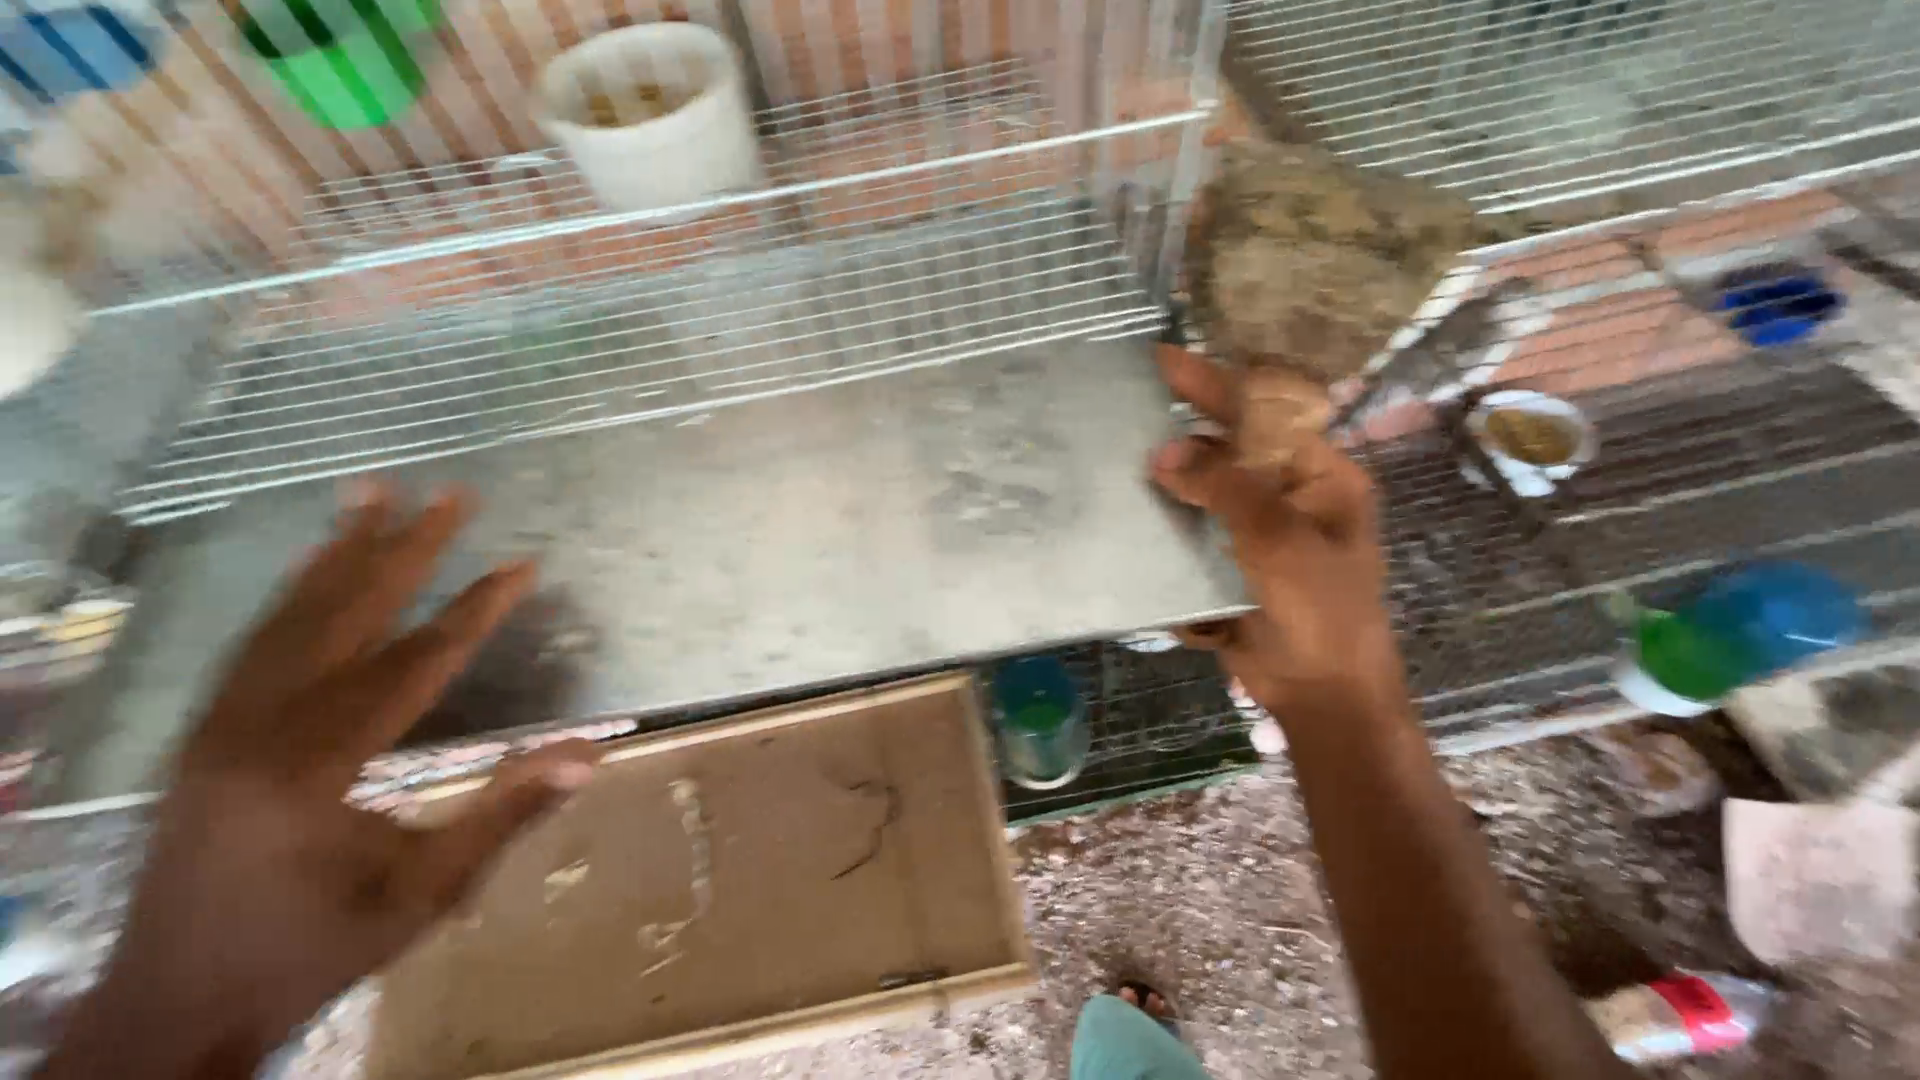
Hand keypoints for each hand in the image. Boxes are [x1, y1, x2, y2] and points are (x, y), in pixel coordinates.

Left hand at [40, 485, 599, 1079]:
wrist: (172, 1006)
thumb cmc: (313, 949)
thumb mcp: (424, 895)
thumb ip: (503, 815)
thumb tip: (587, 754)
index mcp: (310, 767)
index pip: (413, 666)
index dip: (476, 611)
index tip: (525, 563)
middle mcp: (256, 729)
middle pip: (344, 617)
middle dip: (404, 549)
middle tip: (450, 492)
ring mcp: (219, 726)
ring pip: (288, 619)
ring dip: (339, 552)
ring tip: (373, 492)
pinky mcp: (204, 735)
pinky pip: (253, 645)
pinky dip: (292, 594)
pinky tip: (314, 565)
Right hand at [1151, 348, 1402, 718]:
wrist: (1320, 694)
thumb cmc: (1321, 610)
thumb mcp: (1280, 540)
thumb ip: (1226, 489)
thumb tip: (1165, 453)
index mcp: (1318, 477)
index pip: (1265, 415)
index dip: (1215, 385)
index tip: (1164, 361)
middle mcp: (1287, 497)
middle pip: (1228, 451)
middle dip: (1183, 434)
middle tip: (1128, 410)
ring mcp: (1254, 534)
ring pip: (1202, 493)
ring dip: (1167, 486)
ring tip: (1120, 468)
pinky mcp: (1226, 568)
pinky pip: (1189, 537)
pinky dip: (1166, 534)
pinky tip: (1136, 531)